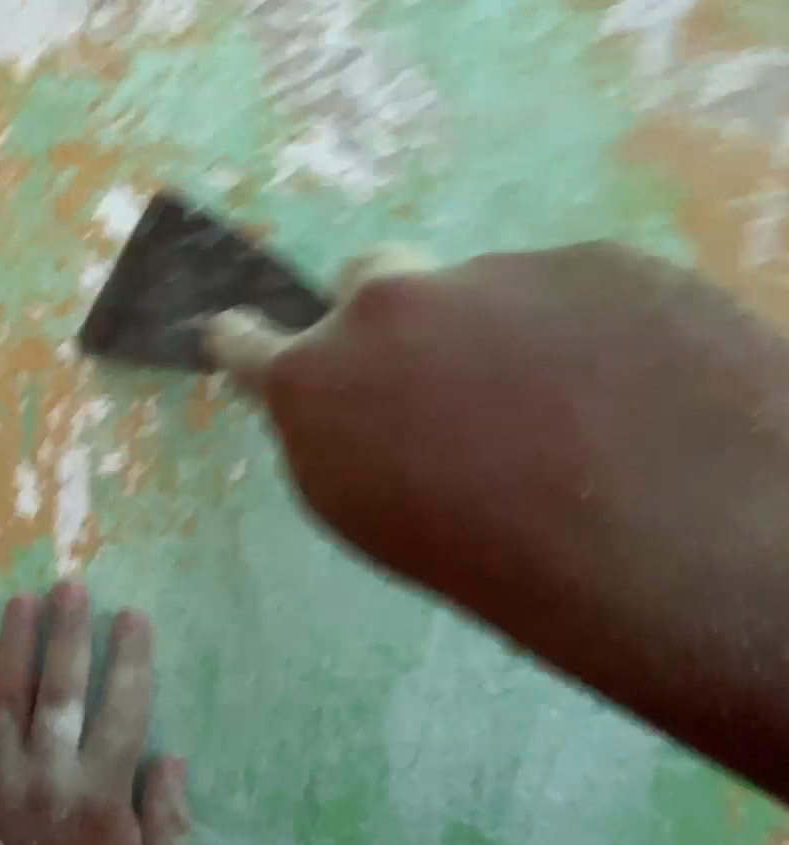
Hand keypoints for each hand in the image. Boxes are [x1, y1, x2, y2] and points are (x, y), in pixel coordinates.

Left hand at [0, 583, 188, 844]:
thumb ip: (170, 818)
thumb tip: (173, 756)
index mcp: (100, 794)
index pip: (121, 712)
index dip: (130, 661)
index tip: (133, 618)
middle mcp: (49, 772)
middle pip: (60, 690)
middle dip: (69, 634)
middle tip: (72, 587)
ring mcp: (1, 770)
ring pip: (8, 694)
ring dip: (18, 642)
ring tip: (25, 599)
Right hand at [227, 243, 788, 621]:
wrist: (651, 538)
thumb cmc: (461, 540)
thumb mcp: (346, 496)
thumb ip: (317, 426)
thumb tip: (321, 394)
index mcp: (311, 373)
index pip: (244, 341)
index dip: (241, 340)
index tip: (237, 334)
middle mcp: (387, 306)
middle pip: (367, 277)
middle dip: (383, 314)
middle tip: (430, 371)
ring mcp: (493, 274)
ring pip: (474, 290)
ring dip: (486, 328)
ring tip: (550, 399)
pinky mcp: (600, 261)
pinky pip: (563, 288)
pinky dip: (572, 325)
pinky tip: (611, 382)